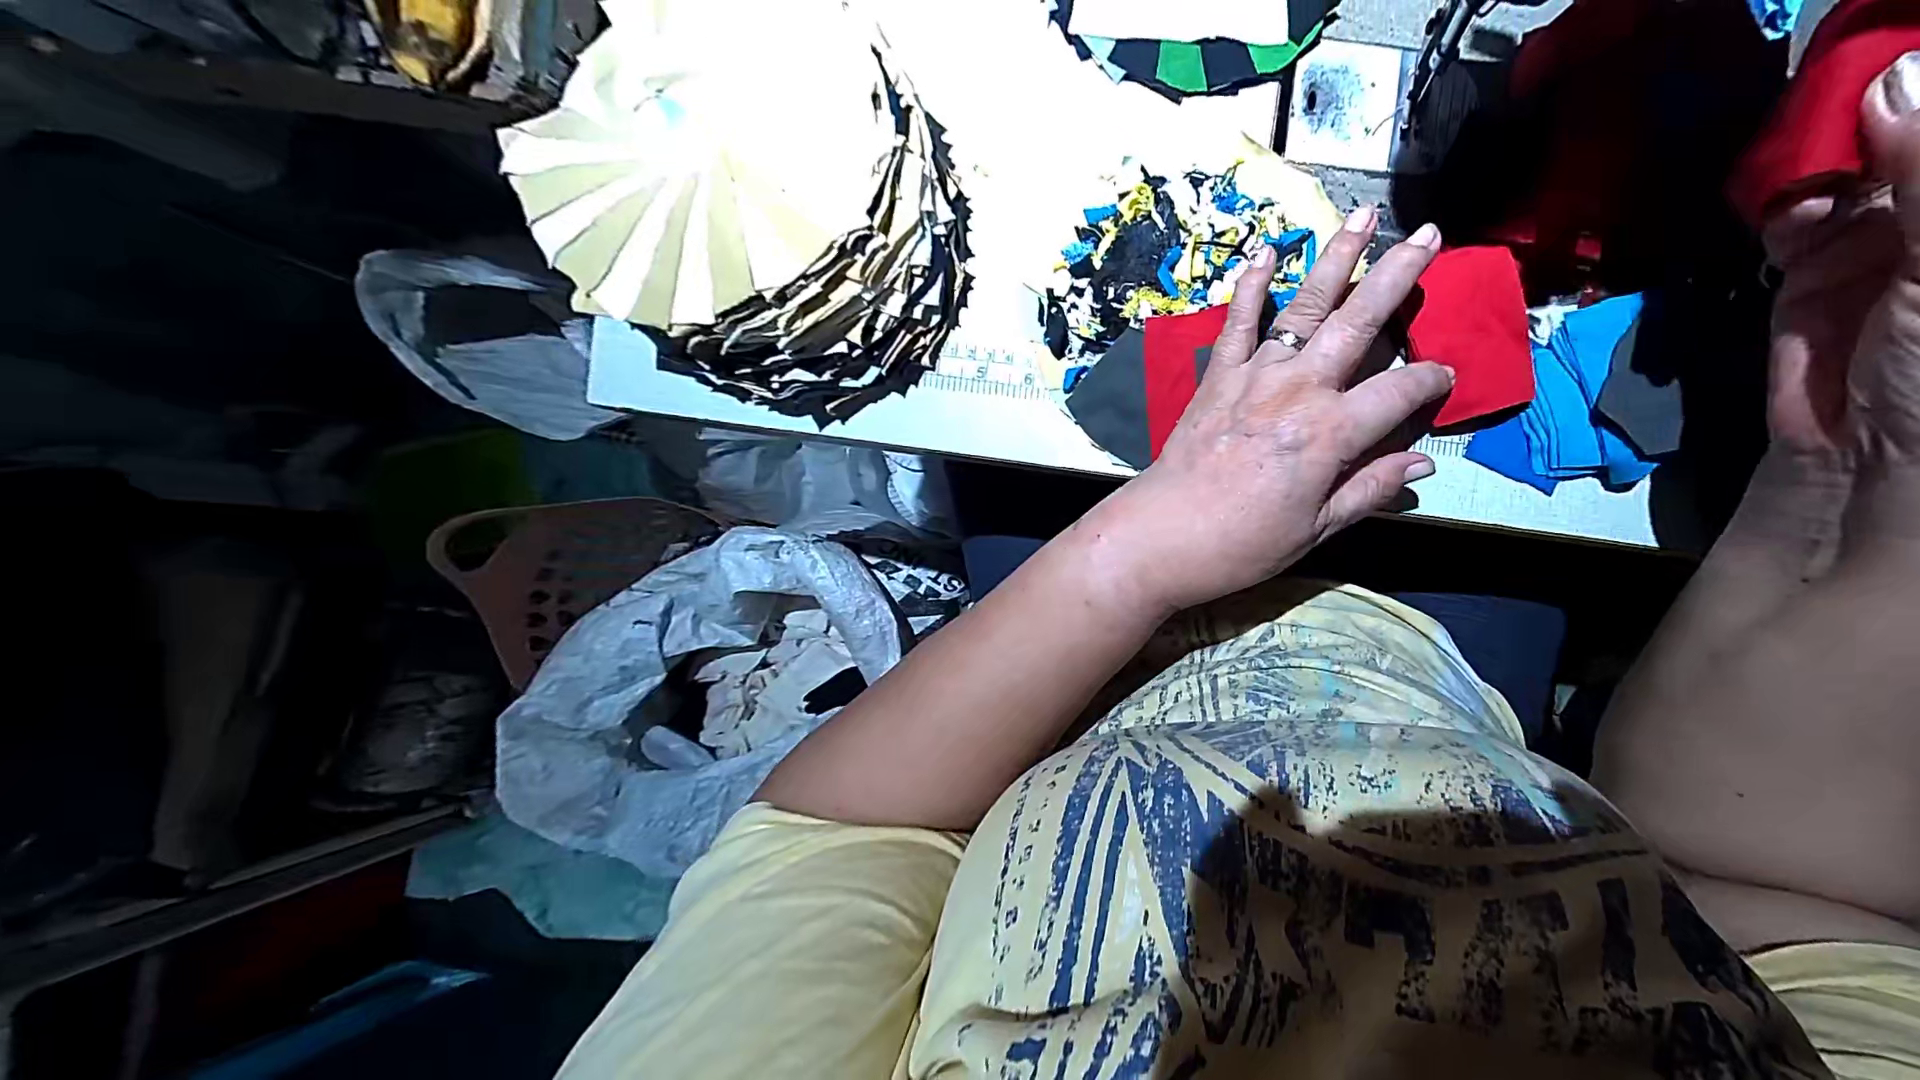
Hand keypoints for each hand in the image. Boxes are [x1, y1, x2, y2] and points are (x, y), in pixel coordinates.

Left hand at [1082, 208, 1453, 615]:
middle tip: (1431, 234)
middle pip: (1359, 323)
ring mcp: (1251, 378)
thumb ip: (1368, 491)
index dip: (1432, 382)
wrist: (1159, 535)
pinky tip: (1264, 253)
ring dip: (1335, 260)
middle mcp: (1296, 391)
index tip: (1444, 380)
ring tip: (1364, 218)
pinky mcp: (1214, 380)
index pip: (1401, 392)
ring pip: (1303, 309)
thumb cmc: (1239, 543)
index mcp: (1330, 433)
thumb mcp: (1314, 529)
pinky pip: (1235, 325)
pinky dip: (1249, 287)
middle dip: (1398, 276)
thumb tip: (1422, 462)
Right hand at [1765, 53, 1919, 462]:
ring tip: (1804, 177)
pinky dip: (1784, 213)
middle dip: (1881, 109)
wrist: (1868, 452)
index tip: (1900, 44)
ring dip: (1822, 165)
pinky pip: (1797, 222)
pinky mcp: (1815, 271)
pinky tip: (1785, 216)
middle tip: (1841, 89)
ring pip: (1854, 169)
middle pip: (1912, 132)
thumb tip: (1898, 76)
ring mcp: (1888, 236)